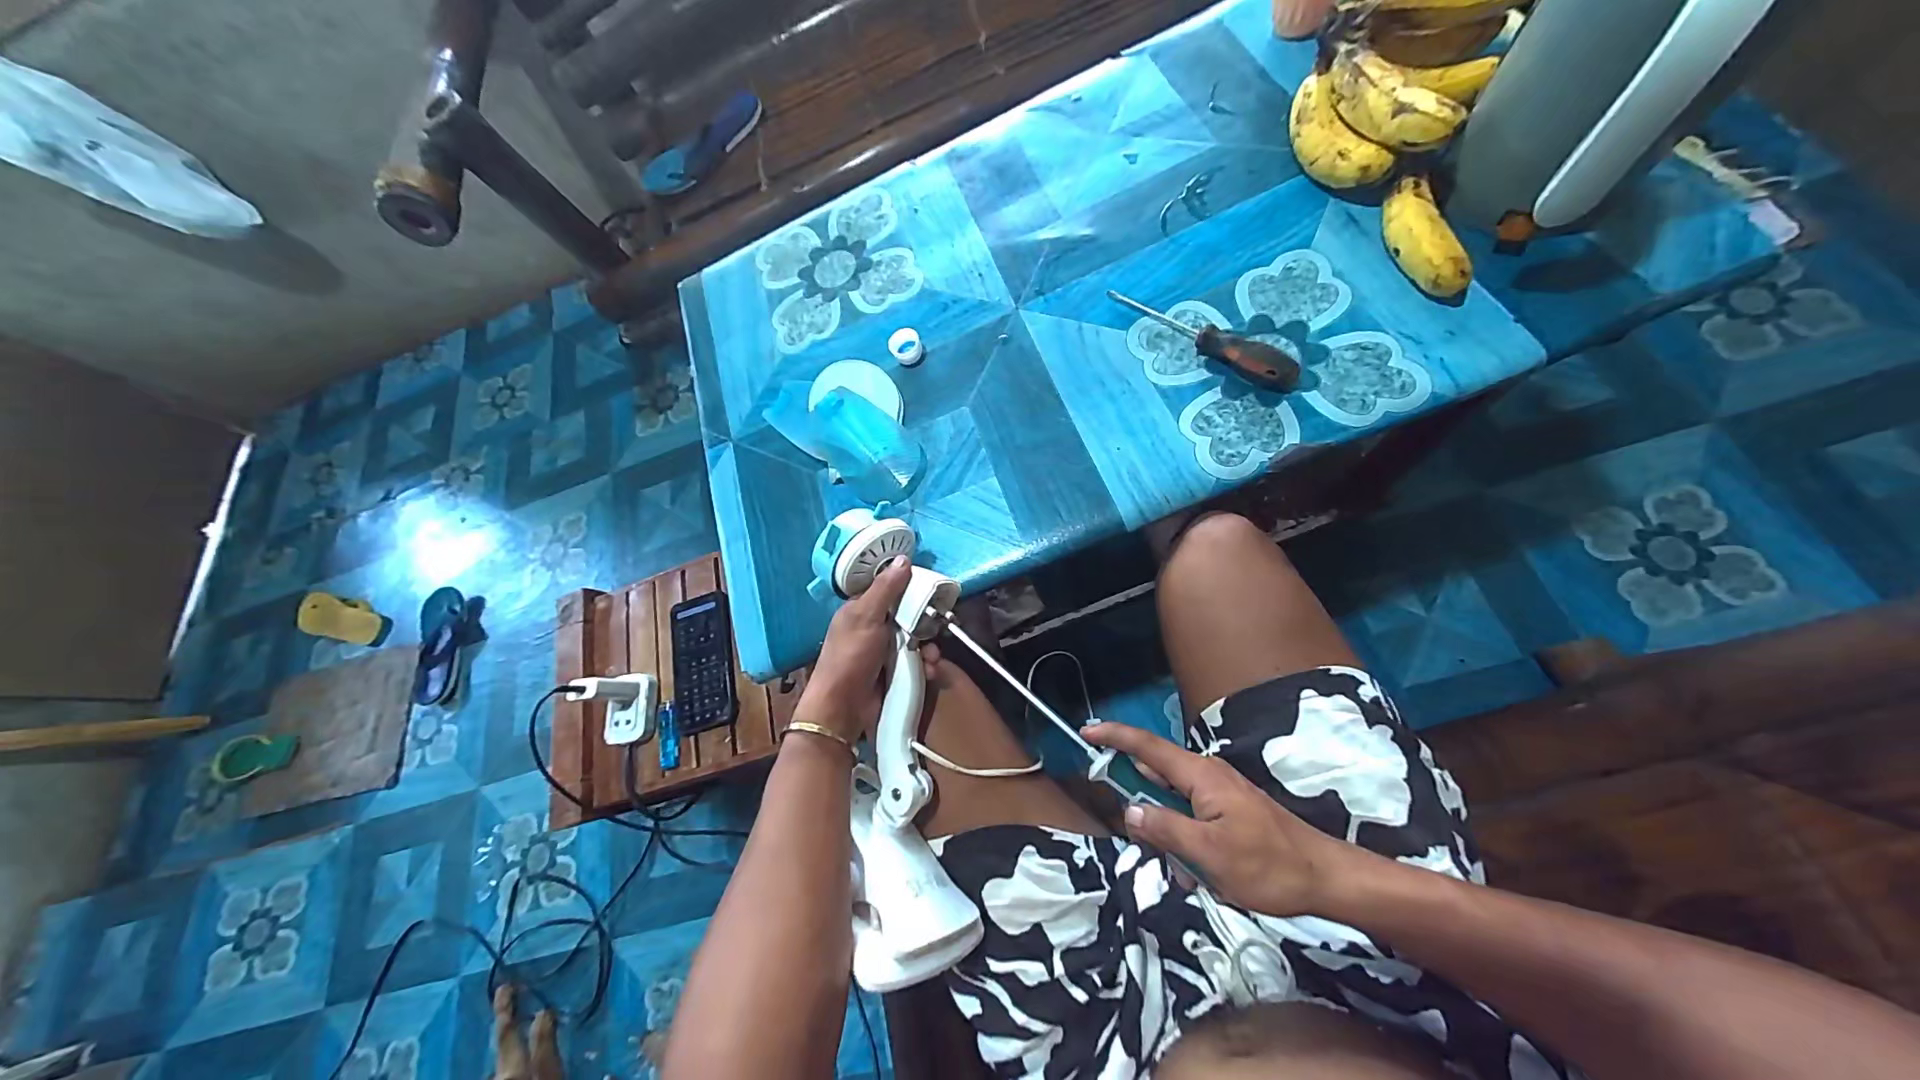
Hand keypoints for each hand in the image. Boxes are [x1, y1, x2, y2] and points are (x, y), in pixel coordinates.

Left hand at [792, 558, 938, 744]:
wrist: (844, 708)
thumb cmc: (850, 657)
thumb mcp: (867, 616)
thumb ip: (886, 588)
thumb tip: (903, 559)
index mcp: (862, 609)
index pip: (891, 590)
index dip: (911, 590)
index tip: (932, 593)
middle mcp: (874, 627)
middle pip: (910, 616)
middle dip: (926, 625)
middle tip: (935, 630)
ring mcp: (885, 651)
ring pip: (918, 640)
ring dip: (929, 649)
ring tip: (930, 659)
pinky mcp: (895, 672)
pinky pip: (917, 662)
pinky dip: (926, 666)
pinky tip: (928, 671)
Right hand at [1082, 721, 1375, 916]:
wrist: (1326, 878)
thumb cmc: (1269, 865)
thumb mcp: (1210, 854)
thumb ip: (1165, 829)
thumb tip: (1130, 810)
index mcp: (1200, 776)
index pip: (1147, 746)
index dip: (1114, 737)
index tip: (1086, 733)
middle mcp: (1206, 776)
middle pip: (1155, 777)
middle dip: (1144, 809)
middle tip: (1148, 843)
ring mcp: (1218, 793)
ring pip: (1172, 805)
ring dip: (1168, 836)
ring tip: (1189, 873)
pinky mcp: (1227, 810)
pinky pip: (1190, 818)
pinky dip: (1186, 843)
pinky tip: (1201, 874)